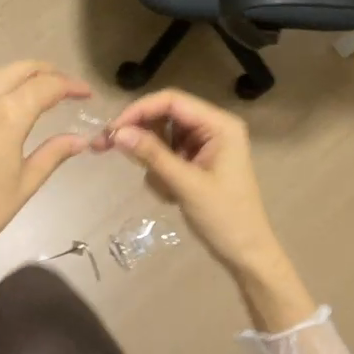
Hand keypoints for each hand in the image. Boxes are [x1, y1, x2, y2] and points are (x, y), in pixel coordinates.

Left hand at [0, 62, 92, 342]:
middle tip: (65, 87)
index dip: (70, 85)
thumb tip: (81, 140)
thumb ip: (53, 154)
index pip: (46, 85)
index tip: (86, 94)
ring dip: (18, 75)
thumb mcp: (24, 185)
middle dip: (47, 72)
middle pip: (19, 69)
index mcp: (7, 114)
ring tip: (36, 91)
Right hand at [101, 89, 279, 270]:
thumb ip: (152, 155)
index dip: (139, 110)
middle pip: (164, 117)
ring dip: (153, 163)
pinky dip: (160, 174)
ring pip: (162, 139)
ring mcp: (204, 146)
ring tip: (165, 191)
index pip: (172, 101)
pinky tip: (171, 196)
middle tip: (107, 149)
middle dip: (140, 136)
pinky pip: (166, 157)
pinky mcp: (197, 163)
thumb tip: (117, 133)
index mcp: (220, 125)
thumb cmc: (224, 217)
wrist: (245, 252)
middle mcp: (212, 128)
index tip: (112, 129)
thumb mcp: (186, 185)